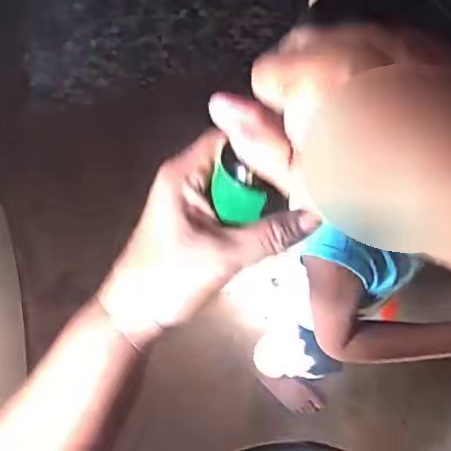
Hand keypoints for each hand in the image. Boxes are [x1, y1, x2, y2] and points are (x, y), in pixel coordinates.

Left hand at [96, 130, 318, 347]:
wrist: (133, 314)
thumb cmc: (167, 279)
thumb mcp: (224, 256)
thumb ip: (270, 234)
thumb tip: (317, 214)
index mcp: (183, 173)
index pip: (230, 136)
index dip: (265, 138)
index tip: (302, 150)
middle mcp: (187, 176)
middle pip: (237, 158)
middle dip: (271, 168)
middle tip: (311, 179)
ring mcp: (192, 197)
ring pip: (238, 183)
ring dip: (265, 192)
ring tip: (305, 197)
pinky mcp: (198, 218)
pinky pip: (233, 203)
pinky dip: (254, 210)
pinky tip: (282, 219)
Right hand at [220, 24, 450, 271]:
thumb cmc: (382, 195)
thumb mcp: (306, 182)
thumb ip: (256, 139)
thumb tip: (220, 105)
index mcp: (309, 76)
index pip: (263, 73)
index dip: (276, 108)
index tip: (302, 138)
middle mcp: (345, 42)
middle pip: (296, 48)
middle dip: (301, 80)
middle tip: (329, 127)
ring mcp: (388, 36)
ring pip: (336, 41)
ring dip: (333, 69)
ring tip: (361, 115)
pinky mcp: (421, 40)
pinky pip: (375, 41)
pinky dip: (369, 63)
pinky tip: (389, 101)